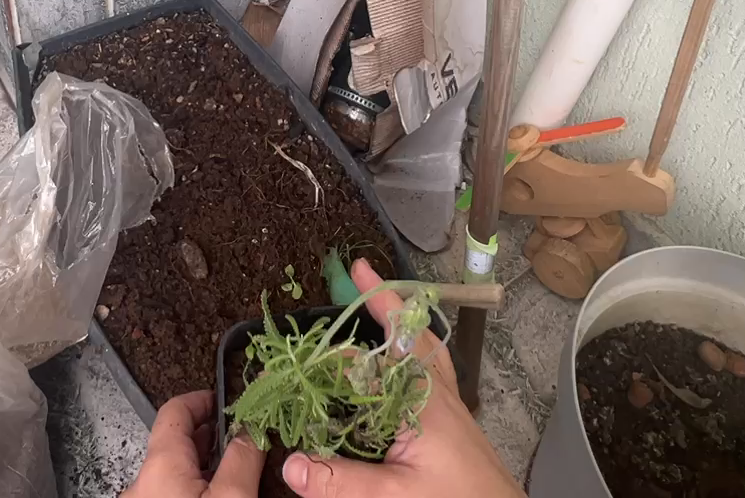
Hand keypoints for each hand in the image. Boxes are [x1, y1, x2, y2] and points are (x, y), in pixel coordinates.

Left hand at [123, 390, 265, 497]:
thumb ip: (243, 457)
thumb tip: (254, 422)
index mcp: (159, 464)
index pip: (175, 409)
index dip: (204, 400)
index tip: (229, 402)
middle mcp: (141, 483)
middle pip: (176, 442)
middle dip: (211, 436)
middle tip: (243, 438)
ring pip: (175, 472)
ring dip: (204, 466)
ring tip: (236, 470)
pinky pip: (170, 493)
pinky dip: (194, 488)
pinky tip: (218, 497)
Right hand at [279, 259, 525, 497]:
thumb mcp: (393, 497)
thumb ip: (341, 480)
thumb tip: (290, 465)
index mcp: (417, 398)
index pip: (358, 363)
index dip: (322, 358)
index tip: (291, 363)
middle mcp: (434, 388)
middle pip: (405, 329)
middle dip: (379, 298)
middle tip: (358, 269)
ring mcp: (448, 399)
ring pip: (425, 341)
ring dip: (403, 316)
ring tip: (383, 294)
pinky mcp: (454, 416)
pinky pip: (436, 364)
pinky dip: (419, 343)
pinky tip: (411, 351)